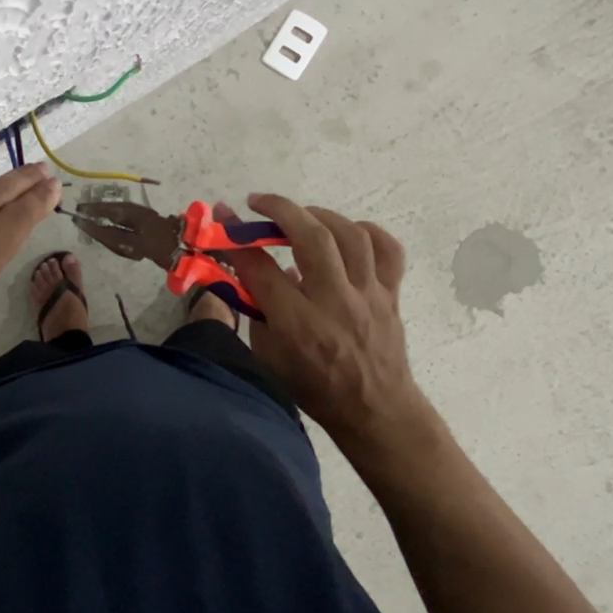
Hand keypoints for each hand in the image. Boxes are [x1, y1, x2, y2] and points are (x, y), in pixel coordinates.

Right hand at [226, 194, 439, 457]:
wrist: (375, 410)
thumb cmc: (312, 386)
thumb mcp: (267, 354)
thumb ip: (257, 309)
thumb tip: (251, 268)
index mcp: (298, 324)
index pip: (260, 268)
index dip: (235, 240)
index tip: (221, 218)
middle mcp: (335, 302)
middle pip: (311, 238)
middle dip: (280, 210)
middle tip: (259, 202)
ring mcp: (368, 295)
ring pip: (350, 235)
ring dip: (319, 215)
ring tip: (299, 215)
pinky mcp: (391, 294)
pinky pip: (387, 249)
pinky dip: (365, 232)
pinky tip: (344, 233)